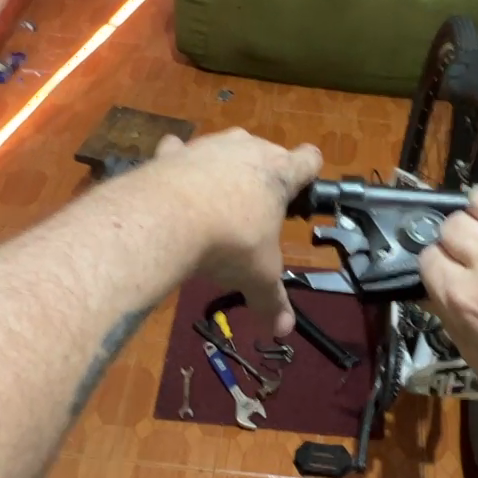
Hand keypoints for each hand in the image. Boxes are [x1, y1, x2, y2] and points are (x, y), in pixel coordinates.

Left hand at [149, 129, 321, 337]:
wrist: (167, 220)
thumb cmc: (230, 243)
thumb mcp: (258, 277)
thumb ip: (272, 301)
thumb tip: (284, 331)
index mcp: (280, 173)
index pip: (310, 159)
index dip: (309, 174)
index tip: (301, 195)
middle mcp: (247, 148)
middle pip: (266, 152)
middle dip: (262, 178)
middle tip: (252, 215)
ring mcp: (207, 146)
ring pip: (224, 149)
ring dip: (222, 170)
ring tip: (212, 206)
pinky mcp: (171, 152)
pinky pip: (179, 151)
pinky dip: (177, 165)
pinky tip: (173, 186)